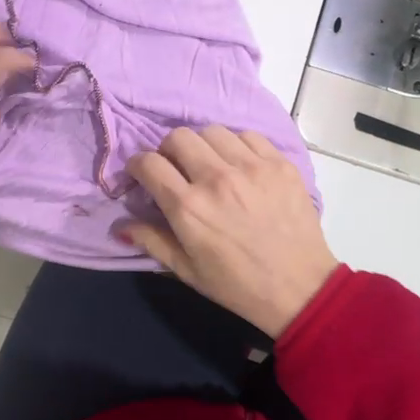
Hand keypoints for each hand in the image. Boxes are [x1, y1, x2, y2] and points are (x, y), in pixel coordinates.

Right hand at [124, 126, 338, 337]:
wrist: (298, 288)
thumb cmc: (236, 285)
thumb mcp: (186, 270)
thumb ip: (152, 241)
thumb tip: (121, 225)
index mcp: (189, 208)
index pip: (149, 164)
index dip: (138, 165)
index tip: (142, 175)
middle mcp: (216, 178)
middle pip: (178, 137)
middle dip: (169, 150)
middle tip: (176, 169)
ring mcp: (251, 167)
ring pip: (213, 131)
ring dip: (203, 145)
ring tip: (209, 165)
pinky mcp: (279, 163)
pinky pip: (248, 136)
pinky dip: (236, 146)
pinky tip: (239, 166)